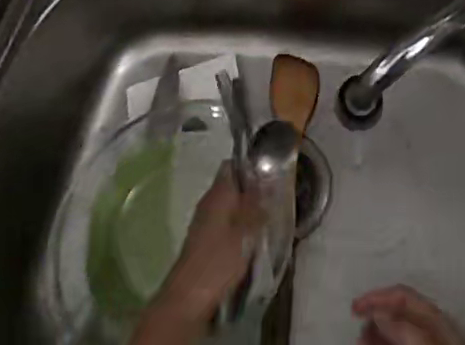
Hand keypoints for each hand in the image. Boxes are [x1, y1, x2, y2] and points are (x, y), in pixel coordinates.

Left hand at [131, 164, 260, 344]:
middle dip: (252, 190)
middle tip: (276, 199)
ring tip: (268, 219)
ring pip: (229, 205)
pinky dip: (238, 226)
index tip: (271, 171)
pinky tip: (252, 240)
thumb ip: (256, 207)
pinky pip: (225, 223)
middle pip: (232, 185)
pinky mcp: (204, 240)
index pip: (232, 165)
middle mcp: (209, 201)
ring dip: (246, 210)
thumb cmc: (218, 262)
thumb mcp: (244, 233)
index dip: (250, 165)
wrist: (188, 298)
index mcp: (218, 193)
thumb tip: (267, 180)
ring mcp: (204, 221)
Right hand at [353, 285, 464, 344]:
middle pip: (397, 311)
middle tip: (355, 322)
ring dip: (376, 331)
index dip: (376, 296)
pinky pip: (400, 342)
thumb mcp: (422, 341)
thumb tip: (377, 311)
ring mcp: (429, 340)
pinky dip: (384, 342)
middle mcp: (431, 325)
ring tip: (360, 339)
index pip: (401, 294)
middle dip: (374, 314)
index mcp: (434, 315)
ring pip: (397, 330)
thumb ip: (402, 326)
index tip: (356, 306)